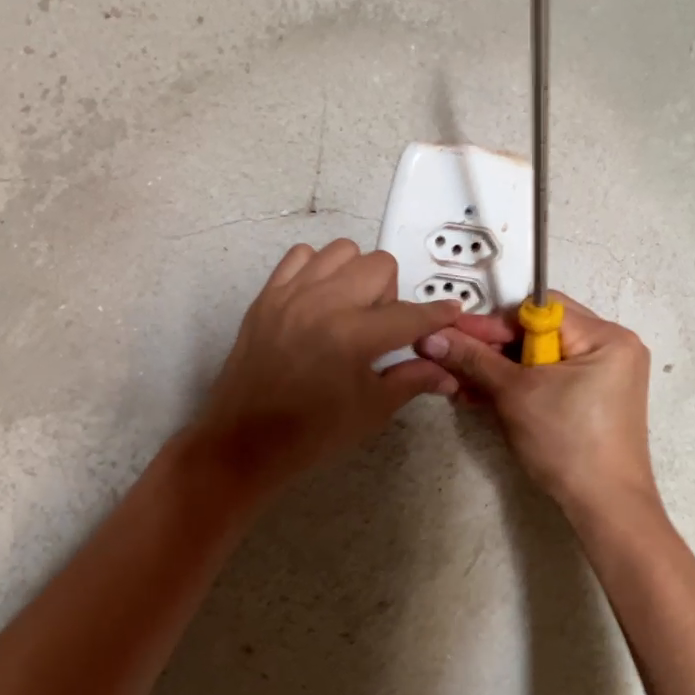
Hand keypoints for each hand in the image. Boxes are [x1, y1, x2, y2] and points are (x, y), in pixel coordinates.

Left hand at [188, 240, 461, 497]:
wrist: (243, 442)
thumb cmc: (312, 434)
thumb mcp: (370, 411)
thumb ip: (412, 380)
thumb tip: (448, 372)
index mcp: (353, 336)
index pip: (410, 314)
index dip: (436, 316)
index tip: (450, 314)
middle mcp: (323, 303)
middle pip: (379, 265)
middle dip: (391, 294)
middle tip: (381, 329)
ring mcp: (291, 294)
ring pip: (341, 252)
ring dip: (356, 275)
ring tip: (350, 311)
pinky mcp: (267, 296)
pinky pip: (300, 257)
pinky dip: (318, 270)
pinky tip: (319, 301)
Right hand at [416, 293, 657, 516]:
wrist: (604, 506)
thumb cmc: (566, 442)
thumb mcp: (513, 393)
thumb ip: (473, 358)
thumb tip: (432, 335)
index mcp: (605, 336)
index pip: (538, 308)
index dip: (493, 322)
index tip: (453, 335)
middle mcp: (611, 348)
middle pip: (538, 331)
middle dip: (493, 348)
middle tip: (452, 358)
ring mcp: (604, 375)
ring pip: (540, 357)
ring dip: (500, 369)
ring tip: (462, 383)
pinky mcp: (593, 399)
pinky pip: (550, 378)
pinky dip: (520, 385)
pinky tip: (483, 396)